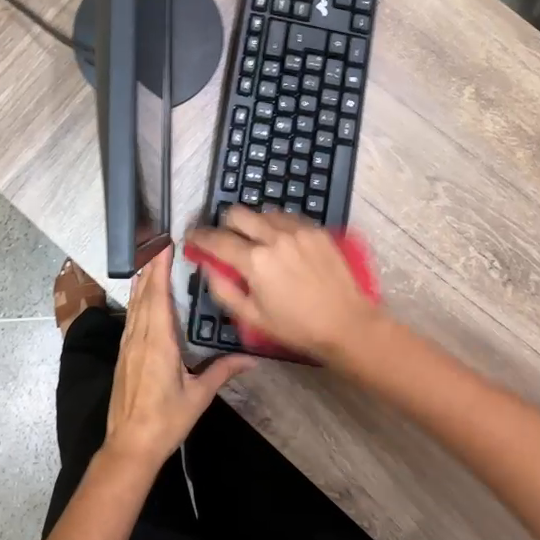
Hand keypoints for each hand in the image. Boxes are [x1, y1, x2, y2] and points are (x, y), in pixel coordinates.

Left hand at [103, 246, 255, 468]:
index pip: (157, 296)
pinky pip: (130, 318)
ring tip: (150, 260)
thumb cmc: (166, 421)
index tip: (163, 245)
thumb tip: (252, 359)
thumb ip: (222, 371)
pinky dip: (136, 300)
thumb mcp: (198, 396)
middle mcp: (140, 338)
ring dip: (142, 281)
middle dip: (150, 267)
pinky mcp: (123, 355)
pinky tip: (141, 295)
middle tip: (159, 242)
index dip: (158, 269)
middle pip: (143, 294)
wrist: (129, 446)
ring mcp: (128, 345)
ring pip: (134, 304)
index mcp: (158, 343)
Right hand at [185, 205, 382, 360]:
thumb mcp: (252, 318)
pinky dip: (276, 225)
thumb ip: (223, 290)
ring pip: (262, 212)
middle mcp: (273, 237)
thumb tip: (207, 267)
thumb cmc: (297, 327)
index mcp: (254, 261)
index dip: (199, 237)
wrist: (347, 323)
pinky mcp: (315, 229)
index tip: (193, 238)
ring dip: (253, 224)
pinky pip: (286, 217)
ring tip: (257, 243)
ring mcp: (297, 230)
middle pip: (237, 213)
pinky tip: (281, 243)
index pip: (217, 239)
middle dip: (225, 224)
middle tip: (227, 240)